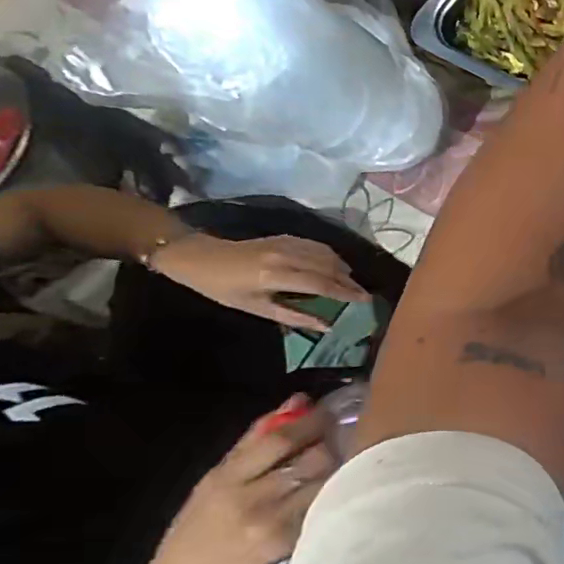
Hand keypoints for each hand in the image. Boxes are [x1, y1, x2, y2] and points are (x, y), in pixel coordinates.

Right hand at [145, 395, 335, 563]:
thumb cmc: (208, 519)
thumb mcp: (219, 478)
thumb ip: (259, 436)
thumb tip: (299, 399)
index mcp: (226, 479)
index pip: (279, 440)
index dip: (312, 422)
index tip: (327, 413)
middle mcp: (250, 501)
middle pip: (314, 459)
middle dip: (329, 446)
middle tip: (336, 440)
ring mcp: (273, 524)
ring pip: (326, 481)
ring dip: (335, 469)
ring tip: (333, 466)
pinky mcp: (291, 542)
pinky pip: (323, 506)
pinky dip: (331, 494)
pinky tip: (329, 492)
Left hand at [149, 233, 368, 329]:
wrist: (199, 257)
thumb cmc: (222, 289)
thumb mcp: (254, 308)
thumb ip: (292, 316)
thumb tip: (326, 325)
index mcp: (275, 276)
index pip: (321, 284)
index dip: (346, 293)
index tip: (365, 300)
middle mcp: (286, 257)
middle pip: (330, 268)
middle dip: (350, 282)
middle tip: (363, 294)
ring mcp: (287, 244)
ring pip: (328, 255)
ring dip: (344, 269)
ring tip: (351, 282)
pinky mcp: (287, 237)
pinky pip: (319, 247)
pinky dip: (333, 257)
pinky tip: (336, 266)